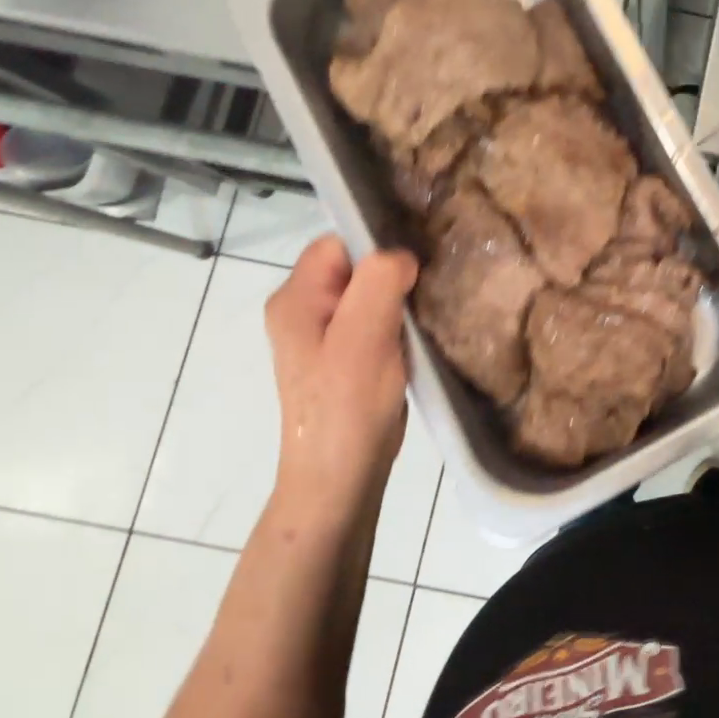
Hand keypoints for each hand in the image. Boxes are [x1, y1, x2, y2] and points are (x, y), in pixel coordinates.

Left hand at [265, 236, 418, 516]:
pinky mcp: (345, 356)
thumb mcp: (363, 337)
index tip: (413, 272)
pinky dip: (397, 324)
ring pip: (368, 293)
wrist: (341, 475)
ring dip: (398, 301)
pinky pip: (374, 320)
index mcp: (294, 298)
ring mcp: (322, 335)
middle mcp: (301, 309)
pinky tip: (414, 340)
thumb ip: (379, 282)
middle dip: (391, 275)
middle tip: (424, 295)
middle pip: (355, 265)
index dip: (377, 249)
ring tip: (422, 318)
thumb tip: (402, 255)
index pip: (339, 242)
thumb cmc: (348, 406)